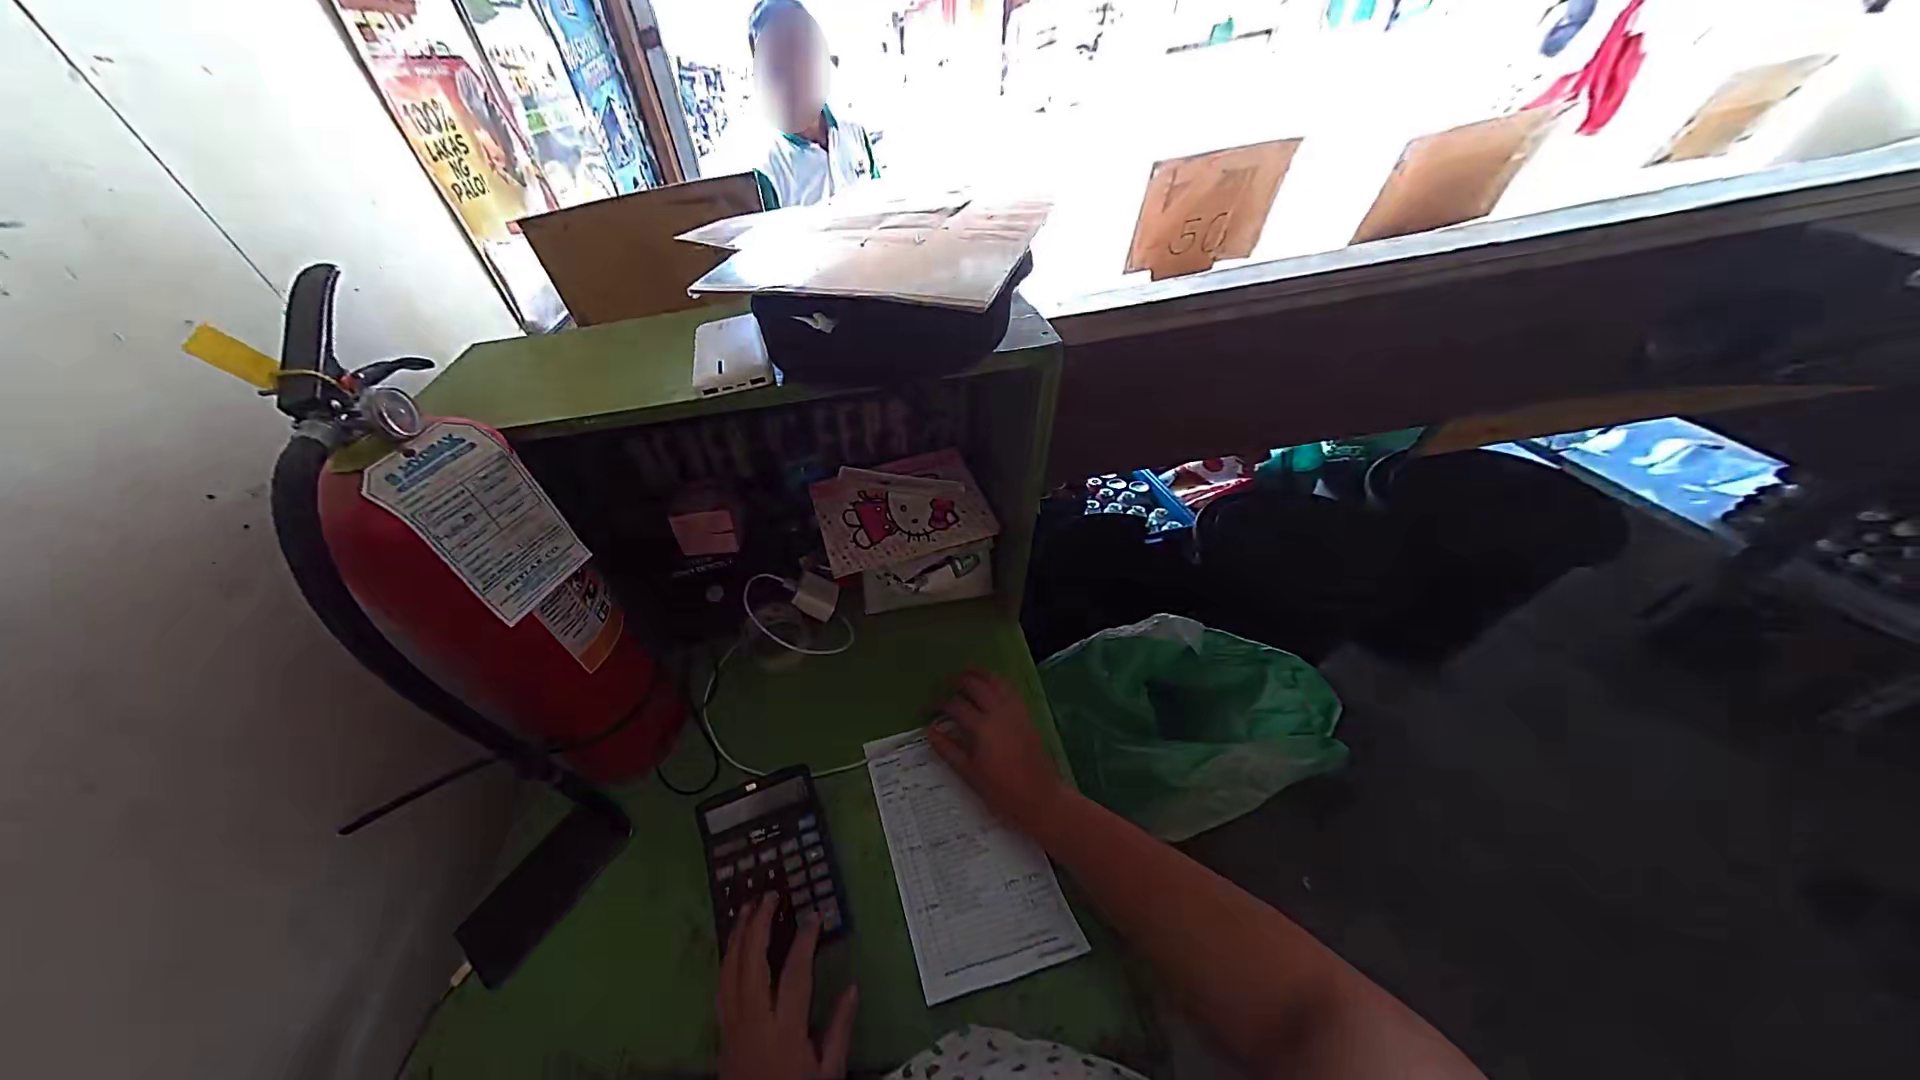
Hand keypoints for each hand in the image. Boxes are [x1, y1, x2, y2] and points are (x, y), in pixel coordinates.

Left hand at [717, 893, 858, 1079]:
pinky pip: (721, 987)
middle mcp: (754, 1022)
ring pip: (730, 971)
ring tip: (747, 908)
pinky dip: (727, 959)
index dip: (804, 941)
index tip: (814, 916)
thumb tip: (853, 988)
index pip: (795, 974)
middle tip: (770, 896)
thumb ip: (839, 1030)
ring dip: (738, 936)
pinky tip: (734, 944)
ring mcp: (733, 1026)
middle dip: (759, 925)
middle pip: (751, 964)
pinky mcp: (722, 1032)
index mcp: (784, 1031)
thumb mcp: (827, 1074)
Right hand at [926, 670, 1071, 836]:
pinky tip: (989, 685)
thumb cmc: (1002, 791)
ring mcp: (1015, 711)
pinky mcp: (1026, 714)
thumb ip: (948, 749)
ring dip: (978, 673)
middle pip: (974, 685)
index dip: (937, 704)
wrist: (1040, 798)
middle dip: (956, 680)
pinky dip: (996, 681)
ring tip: (964, 672)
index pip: (954, 706)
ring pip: (995, 681)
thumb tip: (930, 730)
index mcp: (983, 728)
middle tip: (942, 683)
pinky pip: (1009, 688)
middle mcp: (999, 713)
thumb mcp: (970, 774)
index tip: (927, 709)